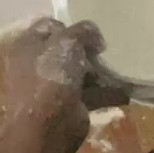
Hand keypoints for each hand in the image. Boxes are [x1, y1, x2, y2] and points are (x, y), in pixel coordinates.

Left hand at [4, 18, 126, 145]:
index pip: (49, 26)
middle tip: (104, 50)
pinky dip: (106, 92)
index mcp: (27, 45)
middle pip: (66, 50)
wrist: (46, 127)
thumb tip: (95, 38)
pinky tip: (126, 90)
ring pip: (79, 72)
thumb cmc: (51, 75)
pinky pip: (89, 94)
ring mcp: (50, 87)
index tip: (88, 33)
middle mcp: (36, 65)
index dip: (69, 26)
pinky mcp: (66, 106)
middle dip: (87, 50)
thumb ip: (84, 30)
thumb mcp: (68, 40)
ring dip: (99, 71)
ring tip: (120, 67)